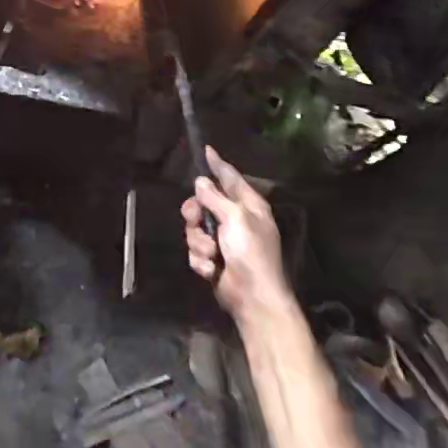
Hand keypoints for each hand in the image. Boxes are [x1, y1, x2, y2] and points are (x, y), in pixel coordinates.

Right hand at [182, 146, 287, 317]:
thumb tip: (201, 182)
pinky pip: (196, 250)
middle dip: (195, 213)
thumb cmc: (251, 253)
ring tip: (212, 254)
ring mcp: (224, 240)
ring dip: (199, 242)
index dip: (217, 164)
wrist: (253, 298)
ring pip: (195, 228)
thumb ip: (214, 197)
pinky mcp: (214, 259)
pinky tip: (212, 269)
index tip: (206, 150)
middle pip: (203, 202)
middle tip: (195, 219)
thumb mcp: (234, 218)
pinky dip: (201, 260)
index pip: (230, 177)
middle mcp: (235, 219)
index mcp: (248, 206)